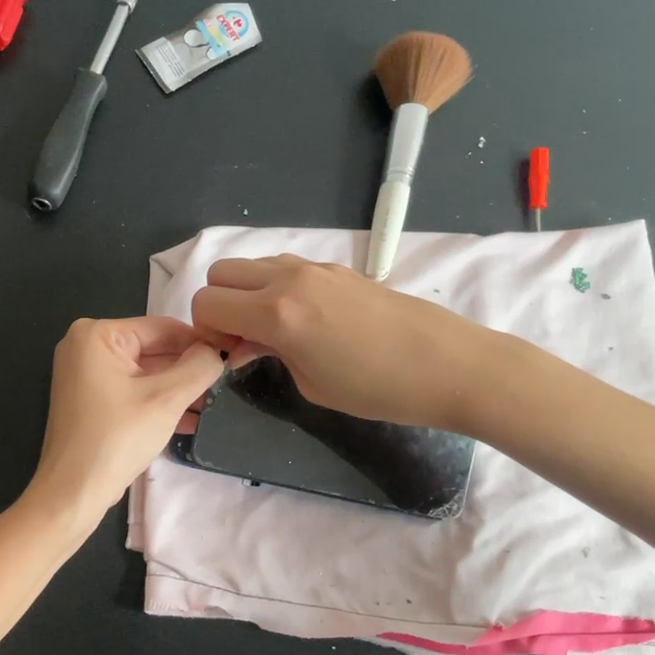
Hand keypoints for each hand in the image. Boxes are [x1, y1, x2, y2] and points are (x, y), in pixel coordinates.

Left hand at [27, 316, 224, 521]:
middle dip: (188, 370)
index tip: (233, 356)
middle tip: (226, 383)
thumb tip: (216, 352)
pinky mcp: (90, 403)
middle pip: (153, 350)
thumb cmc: (115, 439)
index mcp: (97, 335)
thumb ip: (198, 368)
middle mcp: (85, 348)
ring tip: (214, 405)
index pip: (162, 328)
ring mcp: (85, 376)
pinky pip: (132, 392)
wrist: (72, 493)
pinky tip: (191, 420)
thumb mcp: (165, 400)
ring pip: (145, 374)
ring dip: (178, 390)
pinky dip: (158, 404)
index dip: (200, 342)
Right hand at [189, 255, 503, 430]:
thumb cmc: (377, 389)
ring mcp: (316, 269)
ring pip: (253, 266)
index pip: (206, 303)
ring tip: (272, 332)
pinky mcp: (338, 270)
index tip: (227, 354)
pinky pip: (285, 269)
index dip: (205, 331)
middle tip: (242, 339)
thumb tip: (247, 345)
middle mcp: (288, 279)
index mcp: (276, 312)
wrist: (449, 365)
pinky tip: (303, 323)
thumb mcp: (309, 384)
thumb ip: (269, 355)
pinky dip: (275, 289)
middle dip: (219, 305)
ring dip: (247, 294)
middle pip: (221, 273)